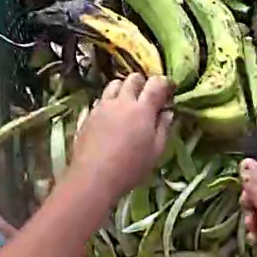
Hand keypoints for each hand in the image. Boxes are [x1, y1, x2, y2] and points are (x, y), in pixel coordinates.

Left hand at [67, 74, 173, 199]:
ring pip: (113, 85)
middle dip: (143, 83)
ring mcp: (101, 107)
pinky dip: (107, 103)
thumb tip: (167, 112)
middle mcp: (121, 102)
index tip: (169, 91)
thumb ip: (163, 128)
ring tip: (127, 104)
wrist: (94, 177)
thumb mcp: (156, 151)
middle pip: (132, 79)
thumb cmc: (131, 166)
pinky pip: (98, 101)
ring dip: (123, 89)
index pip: (156, 83)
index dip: (165, 83)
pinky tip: (109, 116)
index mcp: (142, 108)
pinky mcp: (87, 116)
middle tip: (147, 98)